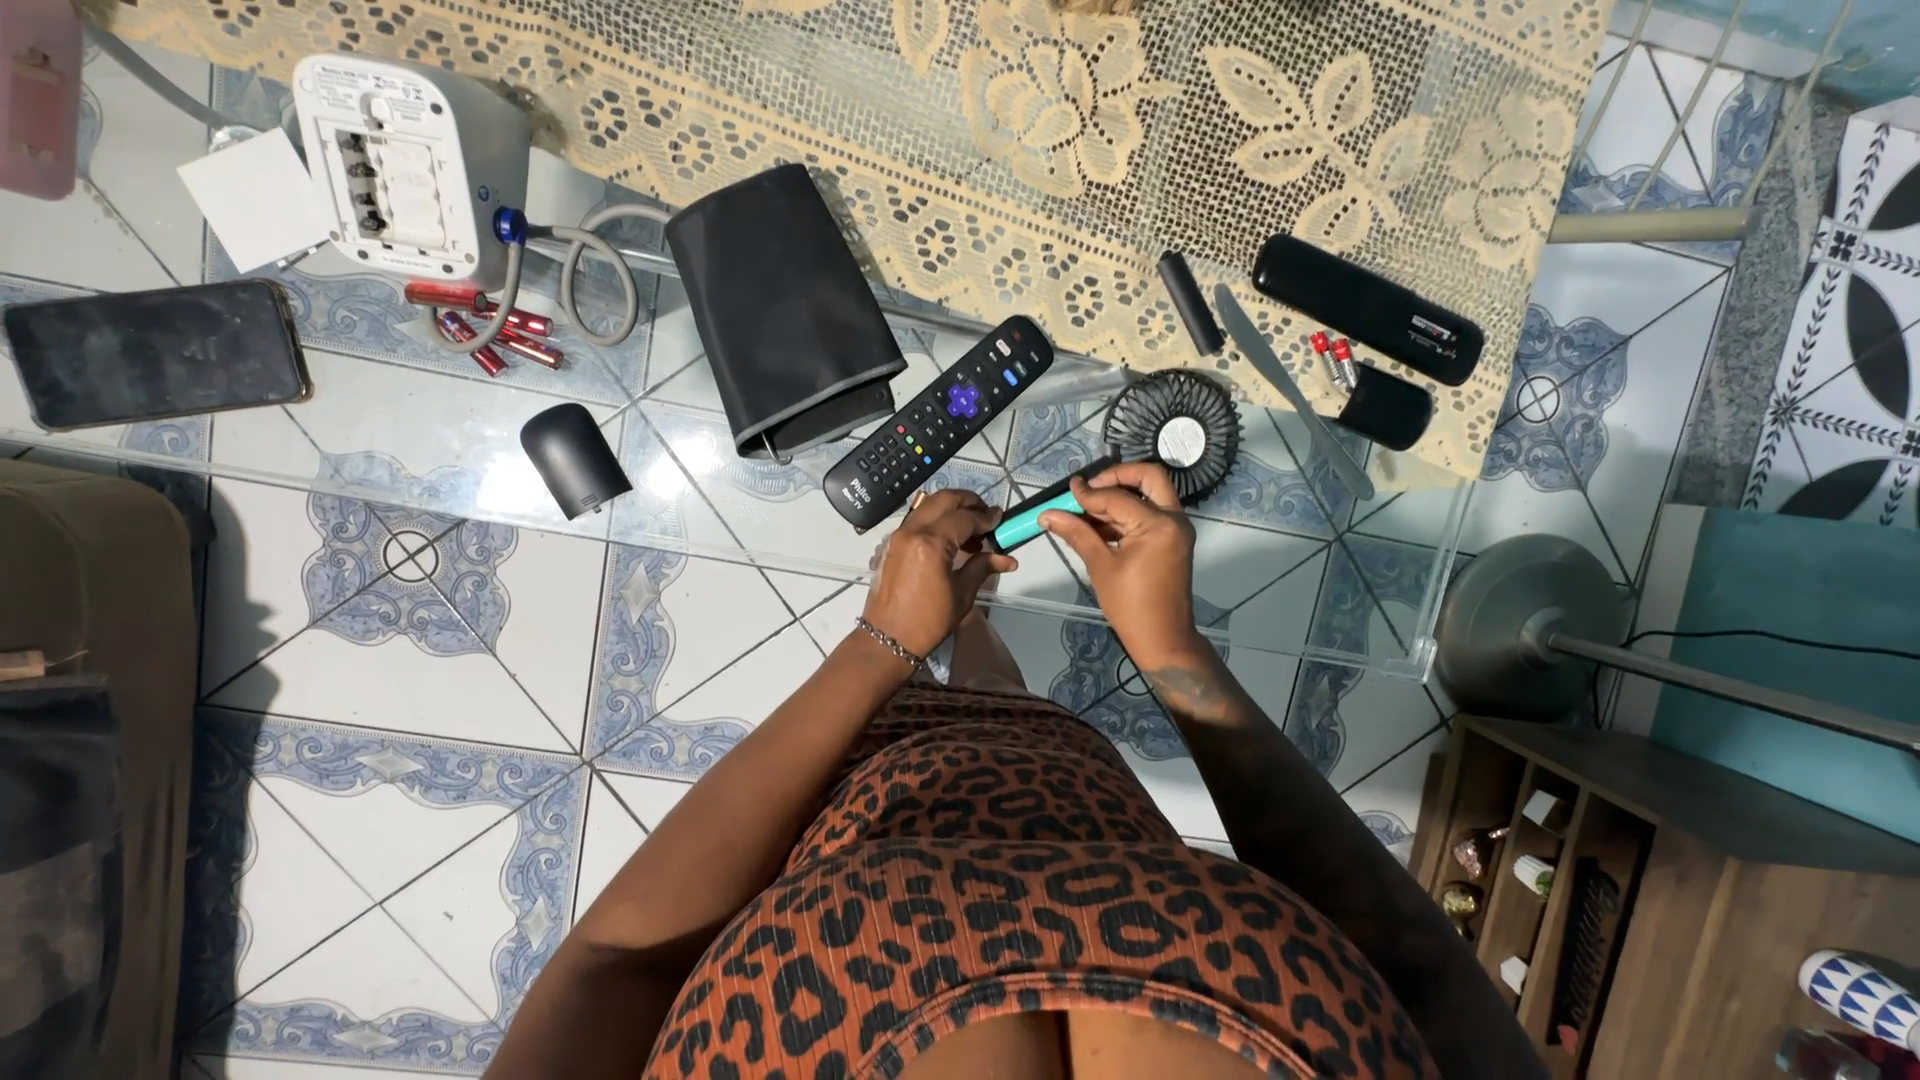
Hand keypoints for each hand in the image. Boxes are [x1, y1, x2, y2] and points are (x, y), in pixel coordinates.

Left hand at [862, 490, 1017, 656]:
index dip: (985, 518)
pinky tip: (948, 540)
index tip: (999, 519)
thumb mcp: (962, 594)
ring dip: (950, 509)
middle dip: (967, 501)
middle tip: (985, 513)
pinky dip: (934, 520)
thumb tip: (1007, 559)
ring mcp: (897, 536)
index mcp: (932, 544)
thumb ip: (982, 567)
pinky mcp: (890, 544)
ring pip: (927, 506)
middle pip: (943, 499)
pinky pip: (915, 521)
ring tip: (969, 530)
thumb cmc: (928, 621)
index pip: (965, 518)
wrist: (888, 639)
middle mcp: (912, 532)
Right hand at [1041, 463, 1204, 666]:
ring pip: (1150, 494)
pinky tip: (1099, 524)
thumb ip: (1077, 533)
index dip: (1088, 494)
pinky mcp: (1173, 538)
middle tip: (1090, 487)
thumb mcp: (1101, 566)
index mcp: (1159, 525)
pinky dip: (1127, 512)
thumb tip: (1047, 514)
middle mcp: (1174, 519)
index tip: (1067, 490)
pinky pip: (1151, 513)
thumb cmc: (1130, 606)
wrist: (1163, 637)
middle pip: (1148, 478)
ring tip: (1086, 509)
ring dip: (1120, 495)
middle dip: (1117, 476)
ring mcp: (1177, 528)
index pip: (1117, 497)